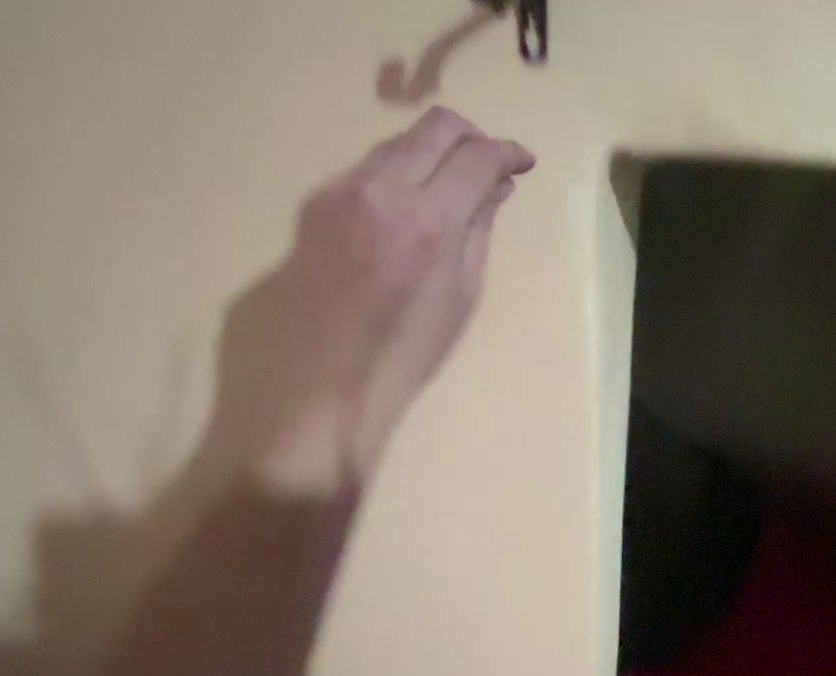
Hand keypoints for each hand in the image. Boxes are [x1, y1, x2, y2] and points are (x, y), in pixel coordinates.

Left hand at [249, 106, 534, 492]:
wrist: (317, 387)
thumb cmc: (402, 360)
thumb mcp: (459, 300)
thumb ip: (478, 232)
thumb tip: (495, 188)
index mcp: (428, 222)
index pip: (476, 157)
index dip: (506, 153)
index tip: (522, 164)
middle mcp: (381, 190)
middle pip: (434, 127)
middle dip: (471, 137)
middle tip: (490, 165)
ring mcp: (340, 191)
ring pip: (397, 142)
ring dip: (431, 153)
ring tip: (451, 188)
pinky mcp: (314, 204)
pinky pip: (367, 169)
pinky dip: (398, 175)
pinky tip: (407, 210)